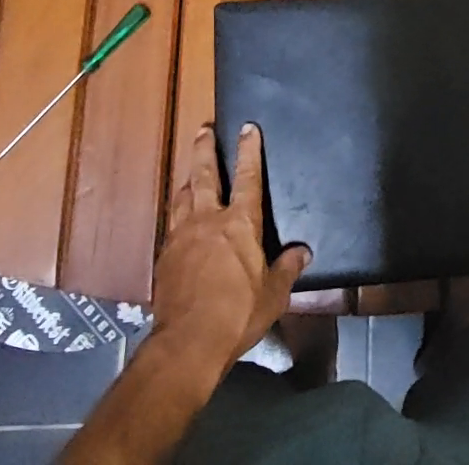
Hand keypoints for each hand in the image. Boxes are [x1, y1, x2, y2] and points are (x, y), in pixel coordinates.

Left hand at [151, 124, 310, 374]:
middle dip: (205, 149)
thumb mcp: (274, 294)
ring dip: (189, 178)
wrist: (188, 341)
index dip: (249, 151)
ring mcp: (182, 236)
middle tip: (203, 129)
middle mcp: (208, 221)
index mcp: (240, 224)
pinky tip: (178, 216)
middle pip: (206, 176)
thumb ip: (287, 268)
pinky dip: (178, 211)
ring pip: (184, 196)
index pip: (248, 178)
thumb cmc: (238, 313)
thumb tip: (303, 251)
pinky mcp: (165, 256)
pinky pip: (172, 222)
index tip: (247, 128)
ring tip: (191, 170)